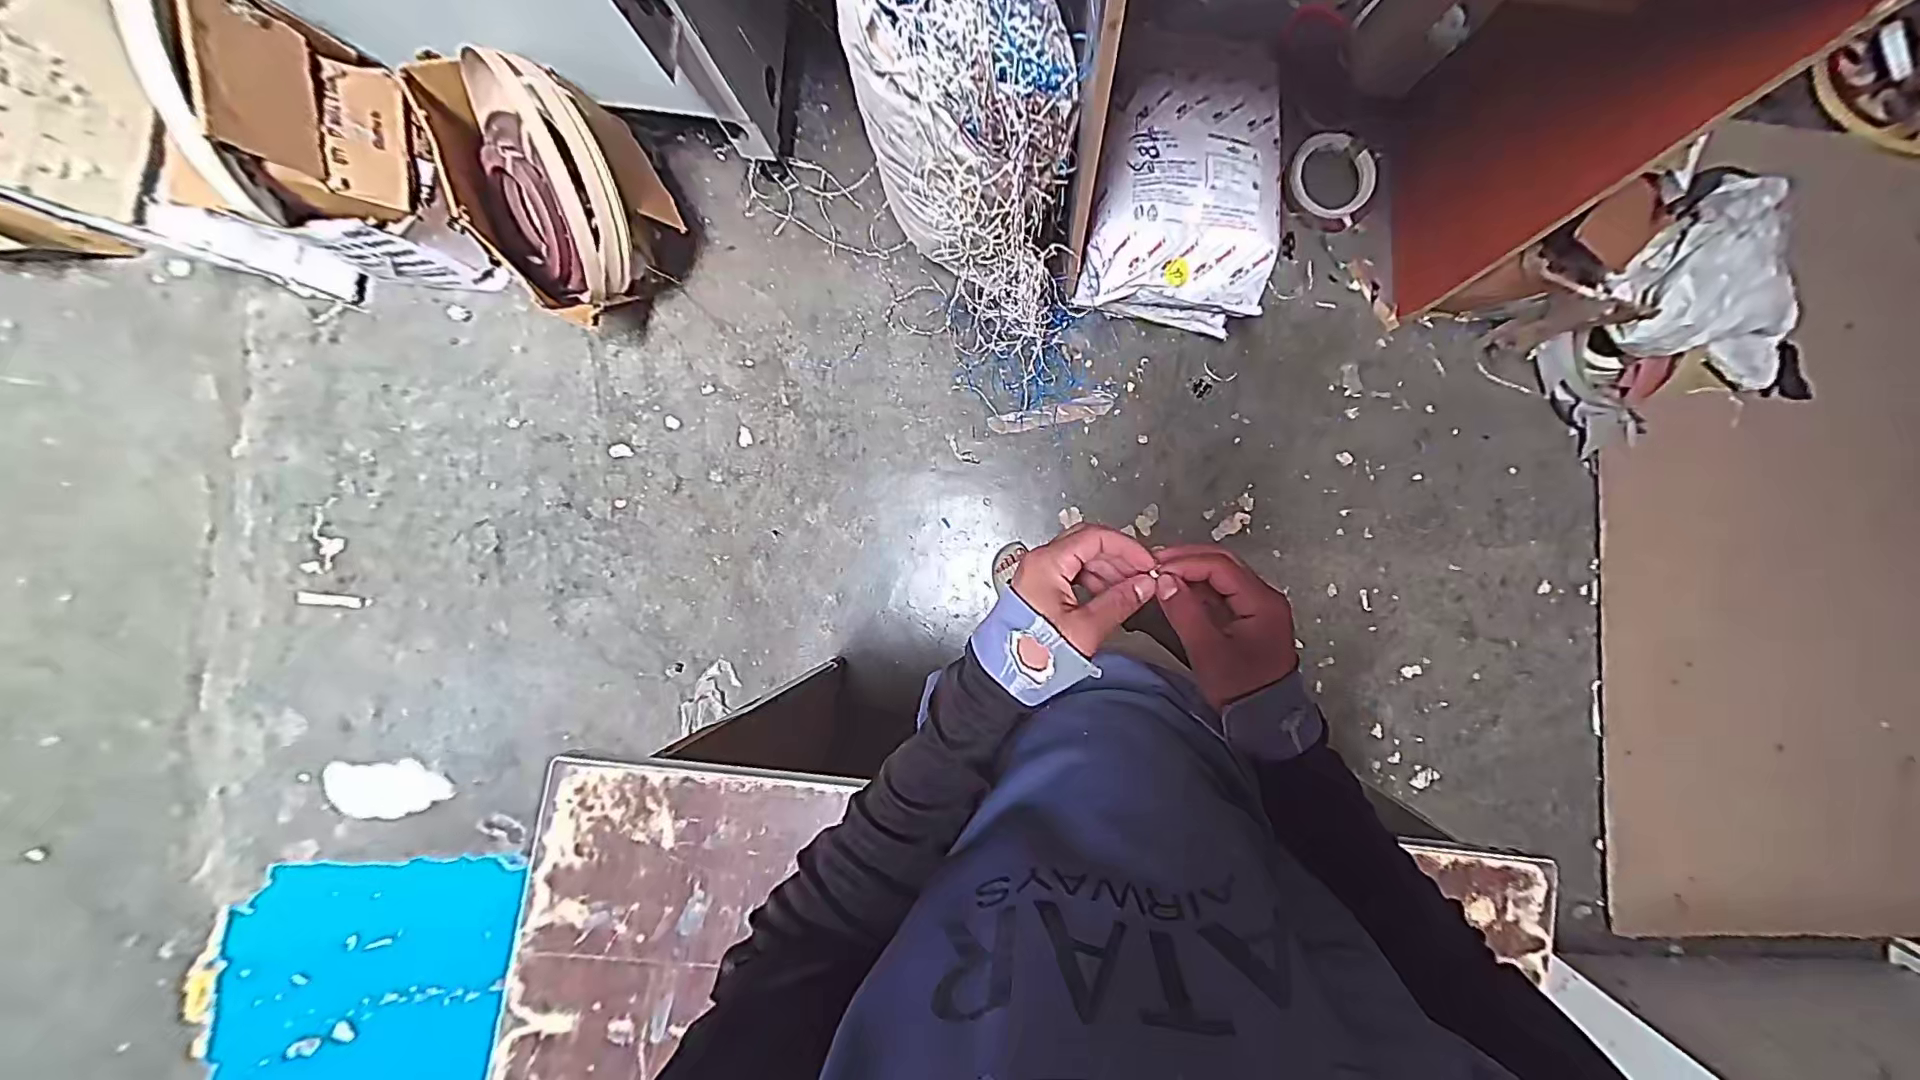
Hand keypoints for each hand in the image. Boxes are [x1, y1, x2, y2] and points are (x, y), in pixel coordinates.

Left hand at [1012, 524, 1161, 656]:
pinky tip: (1108, 595)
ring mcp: (1037, 572)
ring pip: (1079, 556)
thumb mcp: (1085, 628)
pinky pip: (1070, 571)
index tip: (1147, 563)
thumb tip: (1144, 585)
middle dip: (1119, 556)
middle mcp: (1039, 561)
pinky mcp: (1038, 586)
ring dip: (1108, 568)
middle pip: (1087, 542)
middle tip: (1142, 574)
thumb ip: (1119, 602)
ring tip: (1129, 589)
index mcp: (1047, 563)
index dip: (1127, 547)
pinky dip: (1093, 579)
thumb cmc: (1036, 653)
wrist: (1007, 674)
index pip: (1095, 537)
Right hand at [1155, 544, 1298, 708]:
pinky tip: (1176, 589)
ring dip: (1191, 570)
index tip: (1157, 568)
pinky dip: (1197, 585)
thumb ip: (1184, 611)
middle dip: (1187, 560)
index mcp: (1262, 602)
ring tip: (1162, 574)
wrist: (1265, 719)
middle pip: (1223, 562)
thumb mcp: (1207, 650)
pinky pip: (1220, 590)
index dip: (1186, 563)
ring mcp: (1257, 605)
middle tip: (1156, 563)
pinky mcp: (1247, 616)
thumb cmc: (1240, 688)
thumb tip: (1164, 580)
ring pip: (1221, 574)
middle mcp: (1264, 597)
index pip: (1220, 566)